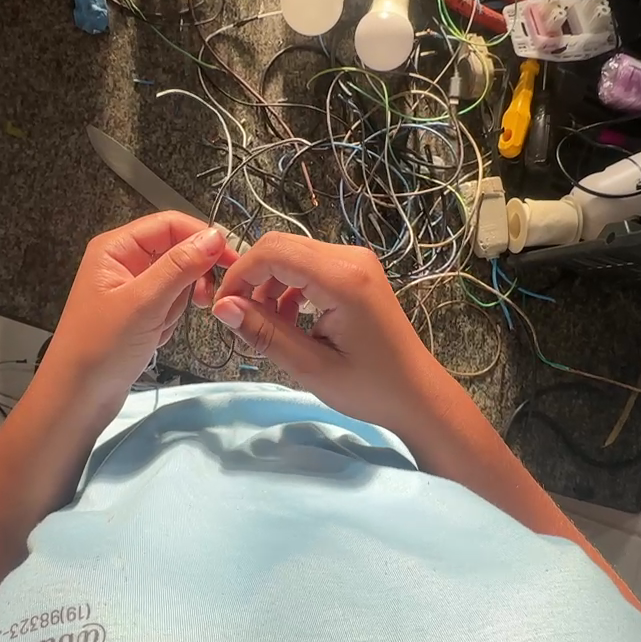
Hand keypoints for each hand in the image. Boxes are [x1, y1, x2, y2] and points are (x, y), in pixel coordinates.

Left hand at [42, 212, 239, 406]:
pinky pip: (170, 304)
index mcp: (116, 248)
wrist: (78, 397)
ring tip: (159, 326)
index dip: (203, 238)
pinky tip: (154, 336)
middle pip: (178, 252)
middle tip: (202, 300)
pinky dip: (170, 320)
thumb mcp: (144, 303)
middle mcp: (123, 262)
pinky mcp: (138, 312)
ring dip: (178, 305)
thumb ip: (180, 266)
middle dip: (191, 279)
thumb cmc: (99, 349)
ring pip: (178, 281)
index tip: (231, 259)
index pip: (170, 224)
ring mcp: (132, 288)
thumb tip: (213, 237)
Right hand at [210, 233, 459, 431]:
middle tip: (240, 319)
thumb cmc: (370, 388)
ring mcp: (357, 262)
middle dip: (252, 278)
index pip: (274, 253)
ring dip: (270, 284)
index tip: (223, 310)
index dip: (240, 276)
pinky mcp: (357, 272)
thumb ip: (265, 333)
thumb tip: (222, 308)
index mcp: (343, 279)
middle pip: (281, 246)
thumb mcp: (311, 367)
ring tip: (267, 326)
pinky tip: (289, 320)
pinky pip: (310, 266)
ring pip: (293, 255)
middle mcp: (351, 258)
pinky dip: (289, 287)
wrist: (417, 395)